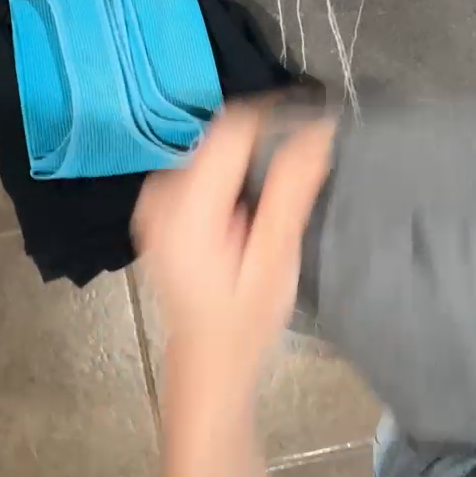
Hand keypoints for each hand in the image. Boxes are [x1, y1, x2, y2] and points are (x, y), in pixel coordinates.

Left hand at [132, 104, 336, 393]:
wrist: (208, 362)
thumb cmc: (245, 320)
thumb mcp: (275, 258)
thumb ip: (291, 190)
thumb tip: (319, 128)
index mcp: (185, 208)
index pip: (231, 129)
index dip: (276, 115)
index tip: (317, 118)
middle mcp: (160, 194)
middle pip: (222, 134)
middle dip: (268, 135)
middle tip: (310, 154)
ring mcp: (156, 199)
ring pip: (216, 145)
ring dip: (254, 151)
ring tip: (289, 176)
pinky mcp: (162, 204)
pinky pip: (206, 163)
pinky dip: (237, 167)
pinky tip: (258, 195)